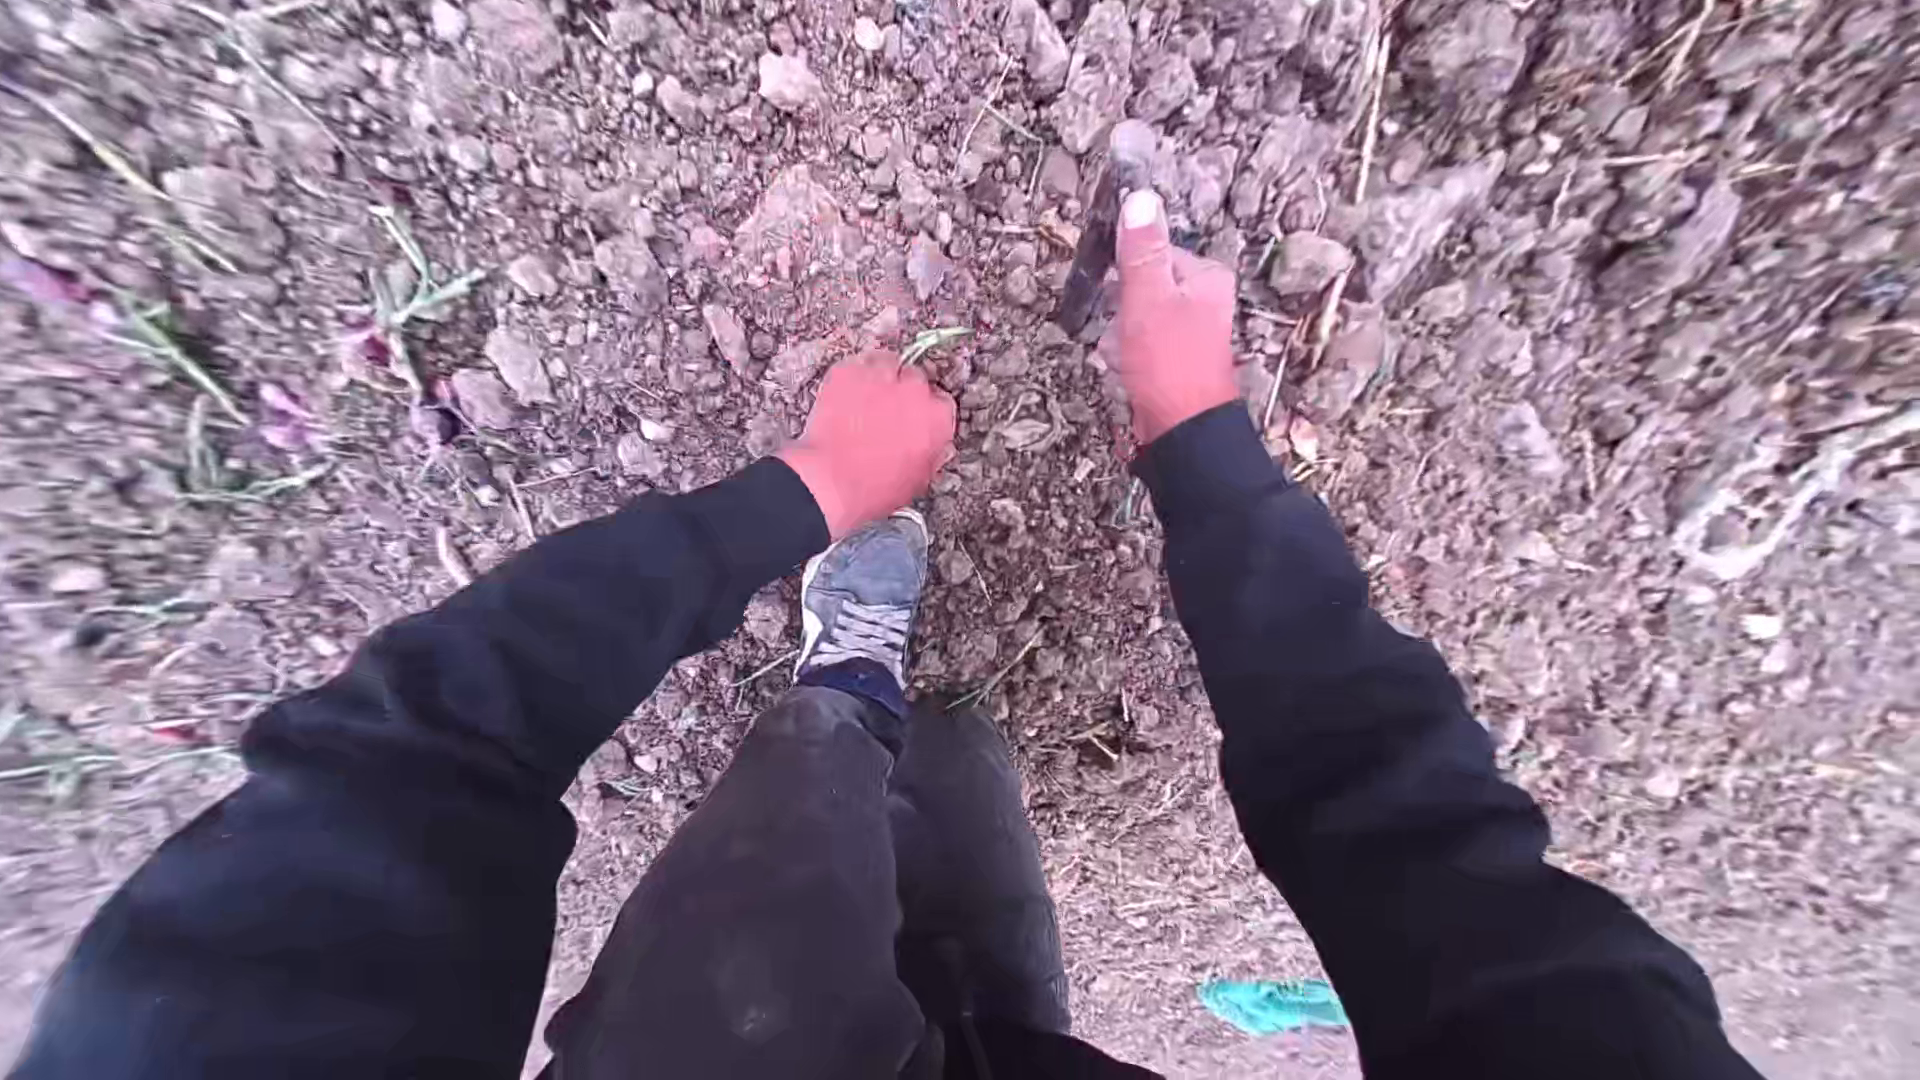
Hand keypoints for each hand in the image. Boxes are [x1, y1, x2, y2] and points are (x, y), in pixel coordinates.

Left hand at [778, 351, 956, 538]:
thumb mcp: (919, 480)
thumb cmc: (874, 487)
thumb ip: (933, 453)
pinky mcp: (849, 372)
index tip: (914, 417)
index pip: (942, 401)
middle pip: (915, 378)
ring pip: (887, 363)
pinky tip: (848, 397)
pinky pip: (857, 363)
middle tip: (886, 412)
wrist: (832, 481)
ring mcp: (881, 377)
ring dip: (880, 378)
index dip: (926, 410)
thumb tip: (936, 446)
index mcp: (937, 418)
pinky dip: (854, 376)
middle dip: (903, 393)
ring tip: (866, 401)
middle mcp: (914, 391)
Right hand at [1115, 189, 1238, 443]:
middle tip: (1122, 331)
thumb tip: (1139, 199)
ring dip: (1119, 336)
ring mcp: (1187, 334)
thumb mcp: (1148, 300)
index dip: (1127, 273)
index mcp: (1205, 278)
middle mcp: (1202, 302)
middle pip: (1142, 287)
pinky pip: (1137, 345)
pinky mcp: (1172, 360)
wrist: (1181, 430)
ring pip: (1135, 319)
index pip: (1155, 253)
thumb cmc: (1168, 365)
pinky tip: (1125, 370)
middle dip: (1121, 310)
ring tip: (1124, 356)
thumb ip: (1141, 253)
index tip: (1111, 290)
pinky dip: (1125, 356)